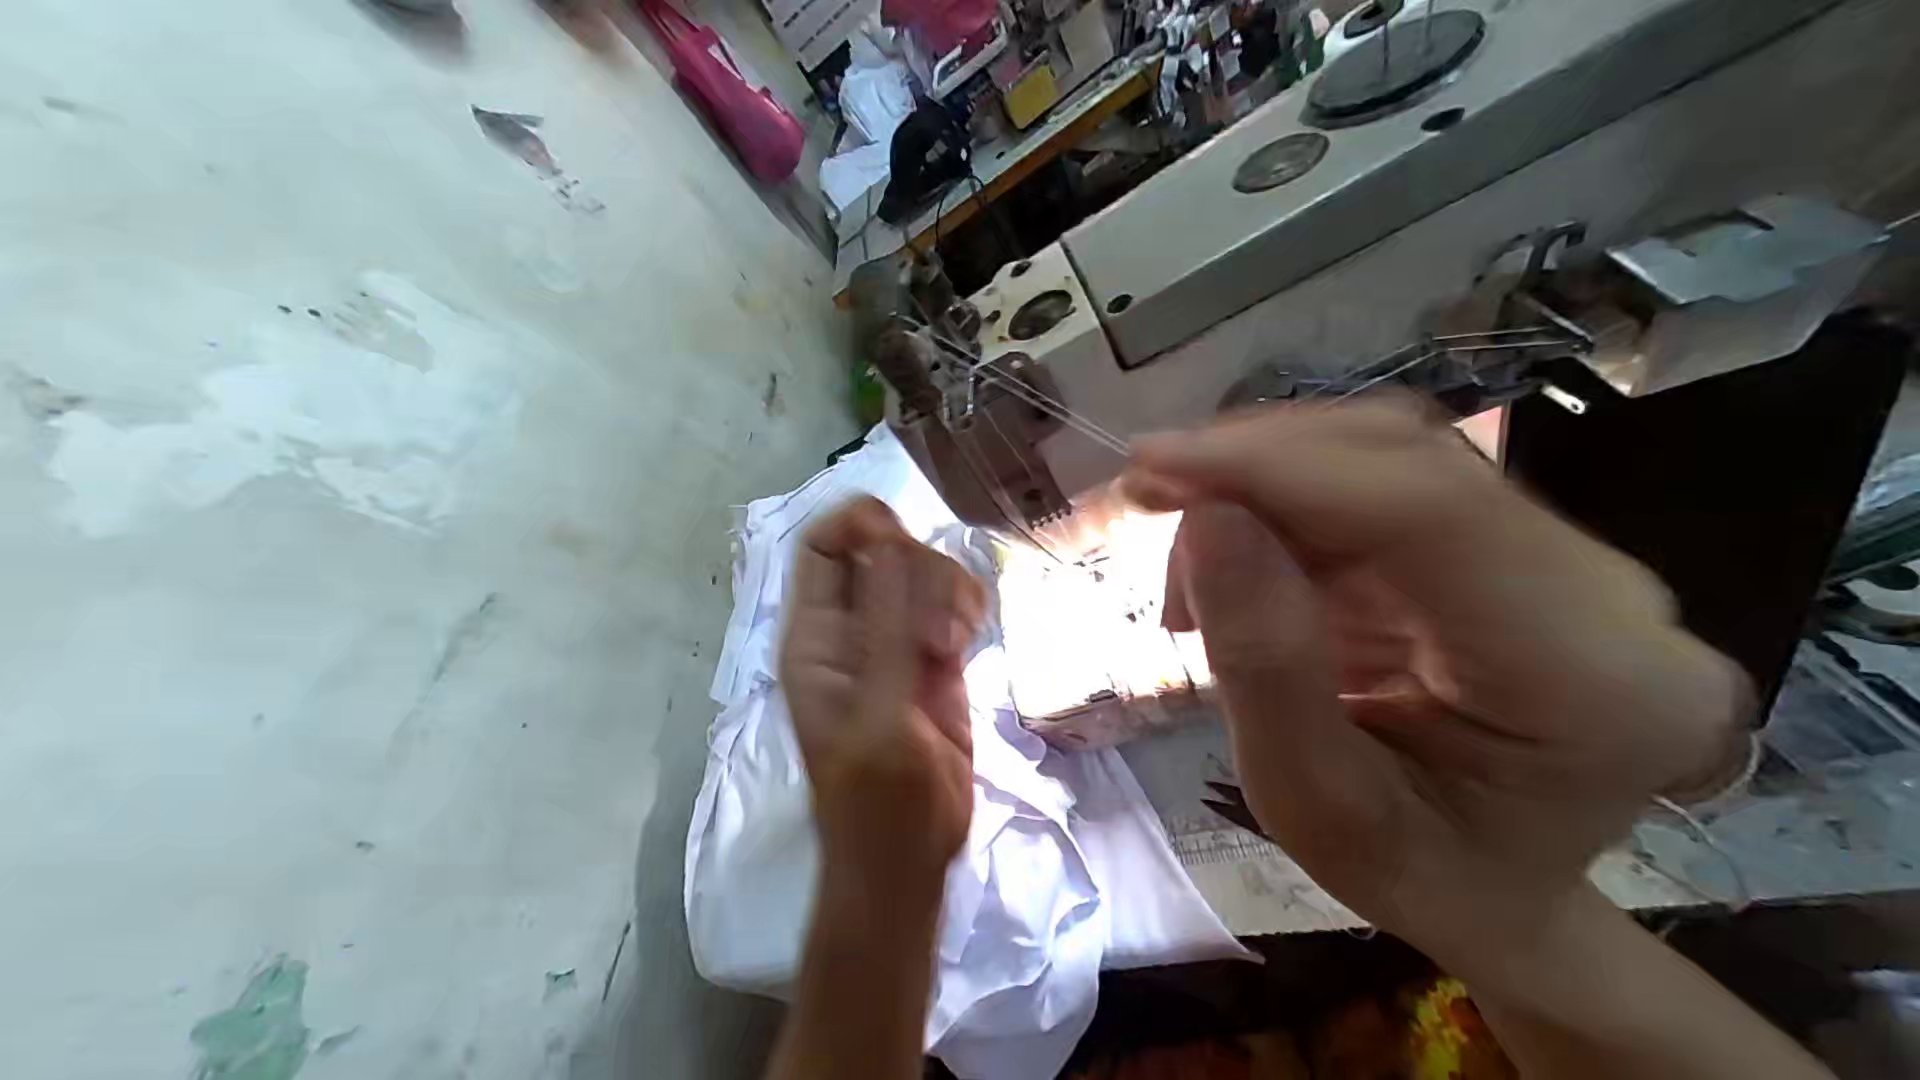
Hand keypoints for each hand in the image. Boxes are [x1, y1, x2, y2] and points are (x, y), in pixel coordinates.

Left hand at [780, 497, 985, 893]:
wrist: (909, 855)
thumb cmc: (877, 796)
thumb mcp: (879, 709)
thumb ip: (886, 624)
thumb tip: (887, 540)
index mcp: (817, 634)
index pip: (821, 546)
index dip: (856, 525)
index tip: (903, 536)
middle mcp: (853, 627)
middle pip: (884, 551)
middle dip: (920, 569)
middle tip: (938, 627)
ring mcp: (895, 640)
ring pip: (924, 574)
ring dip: (949, 591)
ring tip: (956, 642)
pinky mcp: (933, 658)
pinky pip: (951, 605)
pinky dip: (966, 608)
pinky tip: (968, 639)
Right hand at [1120, 399, 1750, 966]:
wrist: (1493, 885)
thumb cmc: (1410, 873)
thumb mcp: (1312, 803)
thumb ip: (1263, 663)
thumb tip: (1206, 517)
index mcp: (1592, 680)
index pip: (1428, 514)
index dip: (1277, 469)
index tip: (1151, 464)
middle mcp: (1600, 592)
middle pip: (1406, 463)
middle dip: (1256, 462)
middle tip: (1147, 490)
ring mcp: (1553, 556)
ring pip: (1382, 457)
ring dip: (1261, 481)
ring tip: (1186, 553)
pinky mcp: (1494, 543)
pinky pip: (1371, 484)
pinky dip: (1278, 500)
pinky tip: (1232, 551)